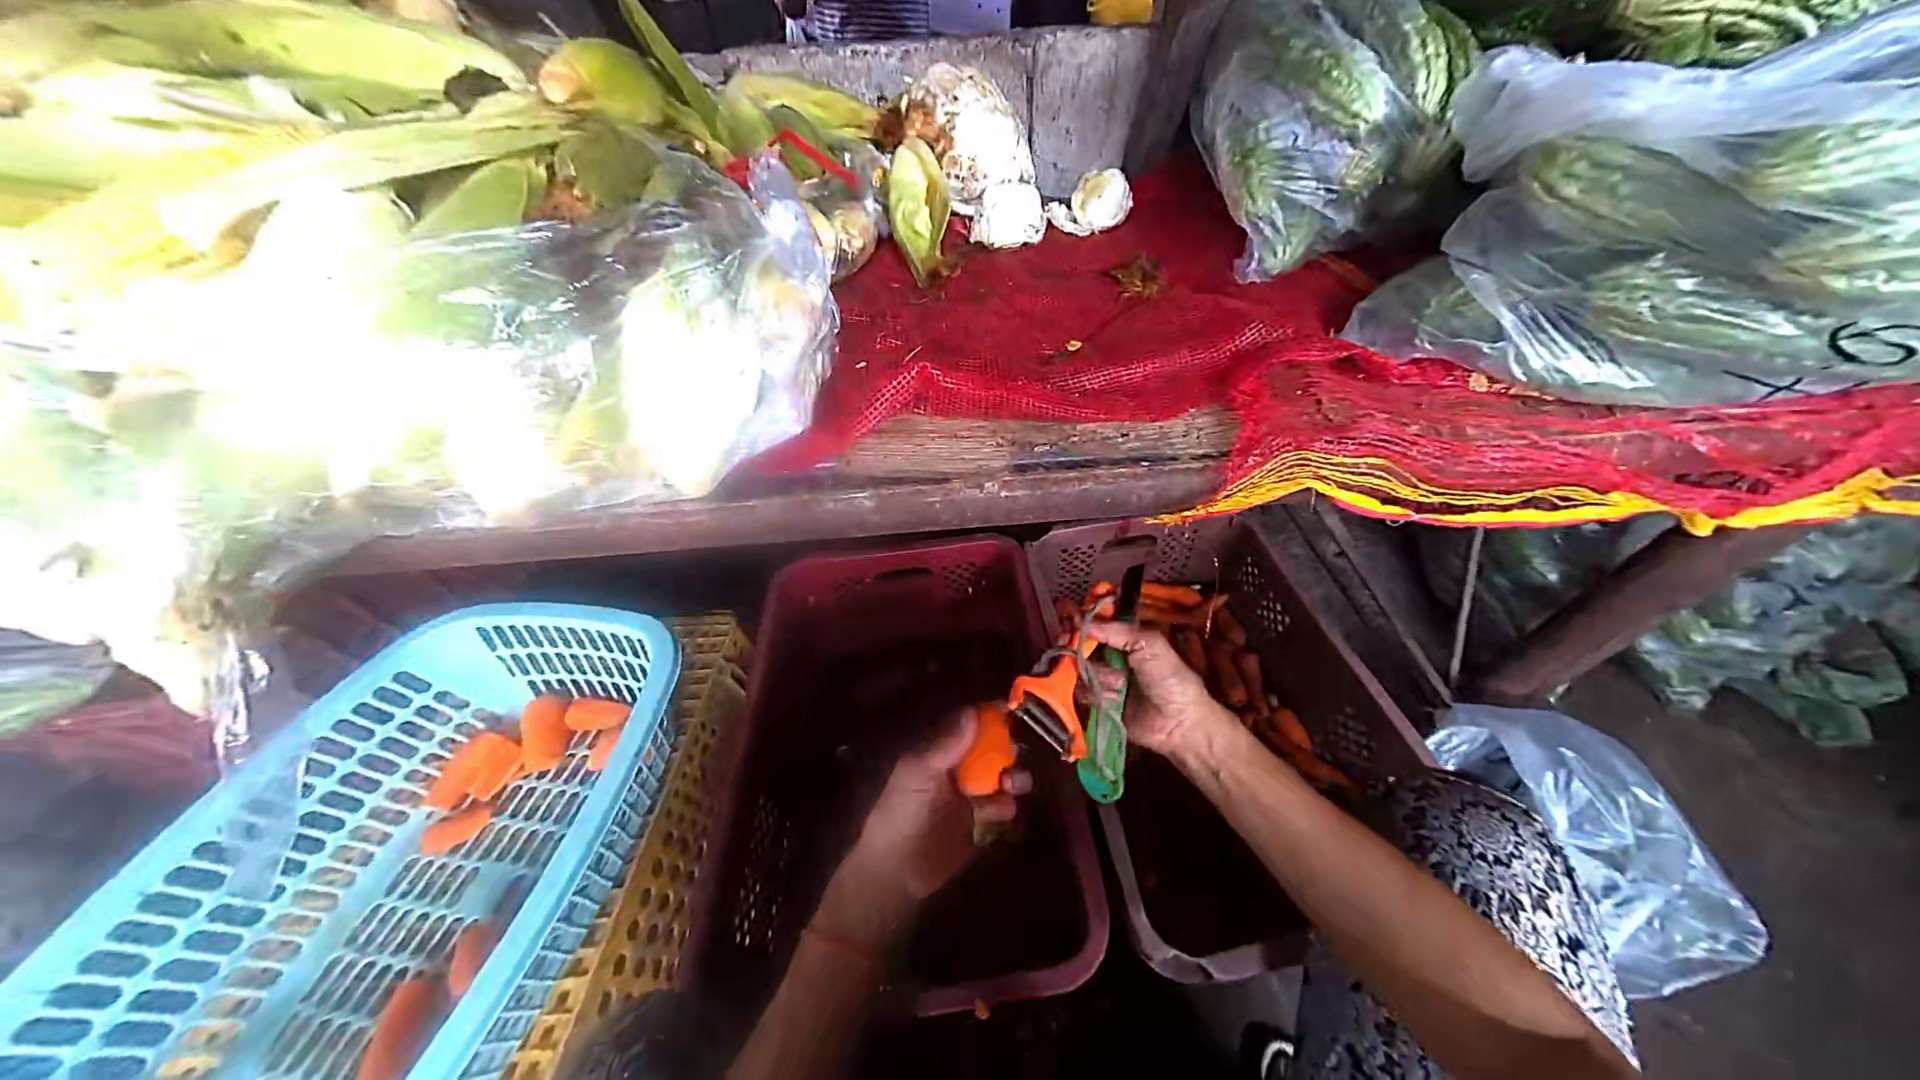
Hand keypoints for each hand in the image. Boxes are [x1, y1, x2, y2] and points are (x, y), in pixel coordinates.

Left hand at [818, 708, 1029, 946]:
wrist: (897, 870)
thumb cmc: (902, 812)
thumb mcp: (920, 772)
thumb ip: (947, 744)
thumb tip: (974, 711)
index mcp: (938, 752)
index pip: (968, 726)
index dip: (989, 718)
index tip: (1012, 711)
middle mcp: (955, 770)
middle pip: (990, 750)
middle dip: (1007, 749)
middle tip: (1017, 753)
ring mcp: (968, 797)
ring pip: (999, 778)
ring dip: (1012, 777)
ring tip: (1014, 784)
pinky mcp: (978, 825)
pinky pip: (1000, 808)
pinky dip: (1008, 806)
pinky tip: (1006, 810)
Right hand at [1086, 621, 1237, 758]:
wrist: (1178, 722)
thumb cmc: (1169, 678)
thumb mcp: (1150, 645)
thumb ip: (1117, 631)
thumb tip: (1083, 622)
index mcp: (1126, 641)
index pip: (1098, 627)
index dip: (1084, 625)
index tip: (1073, 622)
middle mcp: (1112, 658)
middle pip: (1083, 648)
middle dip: (1085, 652)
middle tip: (1094, 660)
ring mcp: (1104, 681)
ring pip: (1083, 670)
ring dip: (1099, 676)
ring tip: (1119, 685)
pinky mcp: (1100, 703)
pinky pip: (1084, 692)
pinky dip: (1097, 694)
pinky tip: (1114, 699)